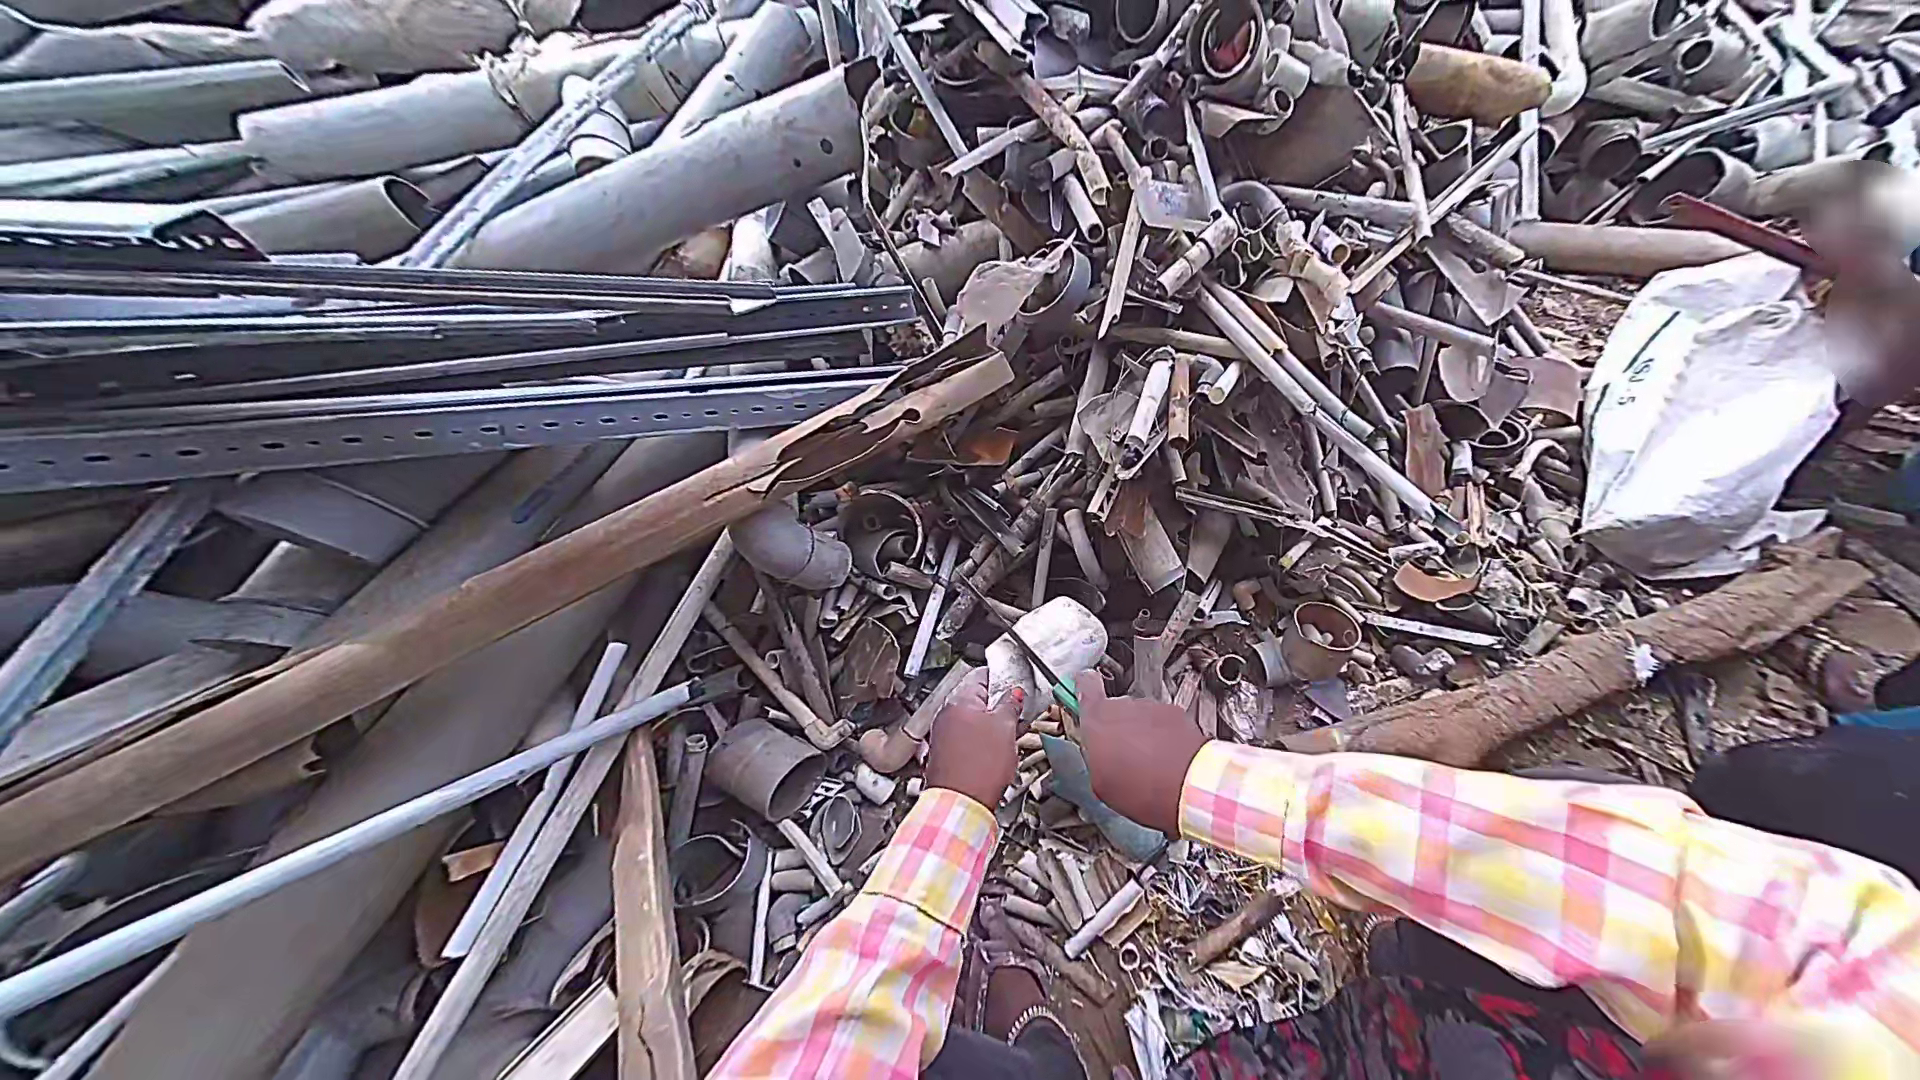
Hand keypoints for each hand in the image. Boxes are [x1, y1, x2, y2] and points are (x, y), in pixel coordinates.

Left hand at [924, 667, 1021, 808]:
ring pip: (972, 721)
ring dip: (991, 726)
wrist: (961, 804)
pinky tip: (994, 753)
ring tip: (1009, 738)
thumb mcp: (1005, 729)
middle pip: (977, 700)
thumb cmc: (979, 768)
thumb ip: (1010, 705)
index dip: (1002, 680)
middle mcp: (946, 715)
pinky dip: (981, 742)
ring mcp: (943, 735)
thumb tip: (1014, 693)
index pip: (981, 677)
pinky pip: (967, 739)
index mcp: (958, 701)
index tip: (1014, 688)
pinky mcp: (946, 754)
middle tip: (1016, 716)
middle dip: (998, 707)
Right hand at [1073, 672, 1208, 834]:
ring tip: (1148, 765)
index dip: (1083, 687)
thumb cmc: (1143, 790)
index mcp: (1097, 719)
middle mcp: (1124, 705)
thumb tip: (1096, 756)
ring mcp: (1152, 707)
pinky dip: (1164, 737)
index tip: (1082, 690)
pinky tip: (1166, 763)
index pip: (1084, 685)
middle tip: (1122, 756)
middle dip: (1117, 728)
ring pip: (1140, 716)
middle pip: (1114, 708)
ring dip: (1142, 734)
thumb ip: (1094, 758)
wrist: (1192, 789)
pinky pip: (1163, 722)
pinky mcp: (1177, 714)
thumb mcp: (1102, 784)